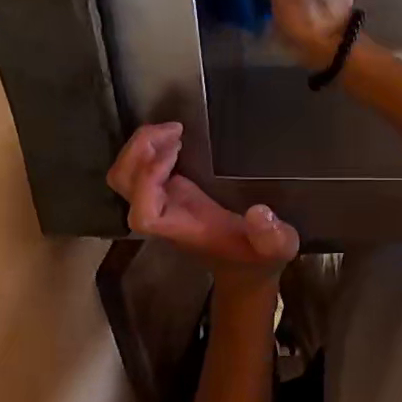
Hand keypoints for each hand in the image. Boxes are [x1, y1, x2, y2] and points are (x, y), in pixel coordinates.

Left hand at [107, 122, 298, 286]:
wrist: (243, 271)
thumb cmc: (258, 261)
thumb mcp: (278, 249)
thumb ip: (273, 237)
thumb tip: (259, 212)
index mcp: (184, 229)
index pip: (143, 214)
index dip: (148, 180)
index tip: (175, 153)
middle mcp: (164, 216)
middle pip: (123, 185)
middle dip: (139, 152)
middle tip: (175, 131)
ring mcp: (161, 203)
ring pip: (125, 175)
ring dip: (142, 147)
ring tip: (176, 130)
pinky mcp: (166, 194)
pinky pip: (140, 170)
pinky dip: (150, 149)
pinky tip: (177, 139)